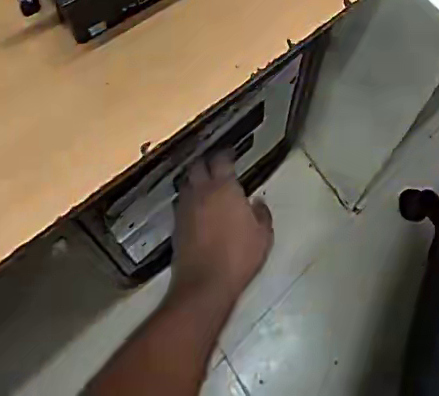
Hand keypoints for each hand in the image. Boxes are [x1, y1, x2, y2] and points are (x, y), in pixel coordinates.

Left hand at [170, 153, 272, 307]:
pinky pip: (181, 203)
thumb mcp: (263, 236)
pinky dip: (188, 201)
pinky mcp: (176, 225)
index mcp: (223, 187)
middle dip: (205, 162)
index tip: (231, 154)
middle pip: (197, 165)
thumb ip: (262, 214)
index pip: (221, 159)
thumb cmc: (238, 256)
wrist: (204, 285)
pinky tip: (196, 210)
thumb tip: (257, 202)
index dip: (225, 154)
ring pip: (186, 183)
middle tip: (215, 167)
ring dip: (194, 181)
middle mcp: (201, 191)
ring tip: (204, 186)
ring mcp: (185, 207)